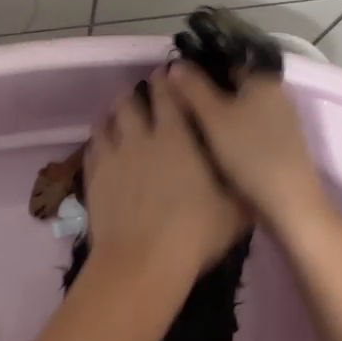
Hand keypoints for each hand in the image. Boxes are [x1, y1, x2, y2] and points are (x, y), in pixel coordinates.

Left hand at [84, 68, 249, 282]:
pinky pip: (92, 147)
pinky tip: (106, 148)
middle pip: (130, 101)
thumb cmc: (194, 233)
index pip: (168, 94)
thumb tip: (249, 175)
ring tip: (121, 117)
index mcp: (177, 136)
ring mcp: (112, 156)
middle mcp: (140, 137)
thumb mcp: (234, 211)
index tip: (169, 77)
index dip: (167, 81)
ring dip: (114, 114)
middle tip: (145, 97)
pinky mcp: (93, 177)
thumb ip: (239, 186)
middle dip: (137, 94)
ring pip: (107, 120)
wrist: (142, 263)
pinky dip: (100, 141)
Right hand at [165, 62, 328, 233]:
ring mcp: (281, 120)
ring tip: (187, 131)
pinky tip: (211, 149)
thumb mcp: (213, 117)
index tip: (173, 88)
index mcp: (264, 78)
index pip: (225, 63)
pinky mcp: (280, 144)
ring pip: (239, 110)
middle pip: (232, 87)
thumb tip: (175, 64)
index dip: (197, 72)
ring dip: (216, 119)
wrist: (287, 202)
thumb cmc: (249, 152)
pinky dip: (230, 134)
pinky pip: (248, 129)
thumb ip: (192, 88)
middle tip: (175, 111)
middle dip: (205, 97)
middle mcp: (276, 93)